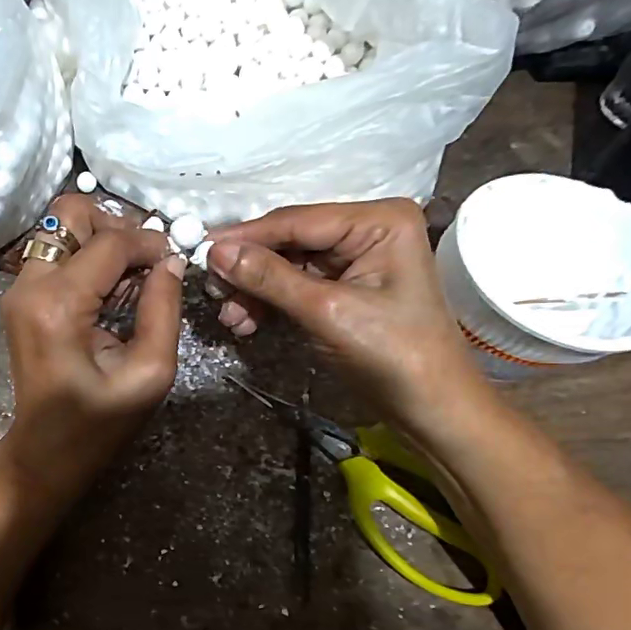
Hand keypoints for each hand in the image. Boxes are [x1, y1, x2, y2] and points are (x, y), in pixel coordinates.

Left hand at [0, 194, 183, 501]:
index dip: (149, 243)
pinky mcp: (20, 298)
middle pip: (70, 214)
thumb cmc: (99, 424)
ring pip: (60, 229)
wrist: (46, 452)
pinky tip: (109, 291)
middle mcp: (29, 287)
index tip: (174, 261)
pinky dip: (86, 258)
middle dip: (115, 227)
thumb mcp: (149, 373)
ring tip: (130, 279)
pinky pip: (55, 253)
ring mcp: (18, 291)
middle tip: (144, 262)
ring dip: (100, 241)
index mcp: (57, 306)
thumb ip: (163, 310)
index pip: (109, 243)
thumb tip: (171, 261)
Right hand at [206, 199, 486, 432]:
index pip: (297, 221)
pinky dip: (268, 303)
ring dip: (253, 290)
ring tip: (229, 317)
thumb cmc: (394, 356)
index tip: (199, 250)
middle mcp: (366, 229)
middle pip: (288, 241)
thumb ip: (270, 278)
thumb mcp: (327, 313)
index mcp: (377, 221)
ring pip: (285, 265)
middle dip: (248, 269)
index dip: (246, 237)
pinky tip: (246, 322)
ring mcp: (353, 259)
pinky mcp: (341, 287)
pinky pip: (293, 285)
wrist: (431, 409)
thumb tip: (215, 251)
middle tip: (210, 290)